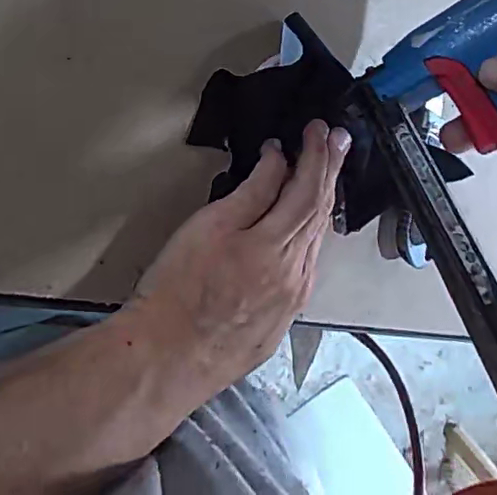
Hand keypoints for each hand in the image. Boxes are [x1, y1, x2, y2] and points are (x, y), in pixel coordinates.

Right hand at [120, 120, 349, 412]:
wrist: (158, 367)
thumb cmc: (175, 293)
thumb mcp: (209, 227)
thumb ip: (252, 190)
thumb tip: (279, 158)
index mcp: (276, 247)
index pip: (309, 189)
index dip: (317, 155)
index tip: (319, 129)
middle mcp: (295, 275)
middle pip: (321, 211)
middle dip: (330, 169)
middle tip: (338, 139)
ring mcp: (292, 301)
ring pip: (317, 239)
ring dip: (324, 200)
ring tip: (328, 170)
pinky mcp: (283, 321)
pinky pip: (307, 266)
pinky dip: (310, 234)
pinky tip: (308, 222)